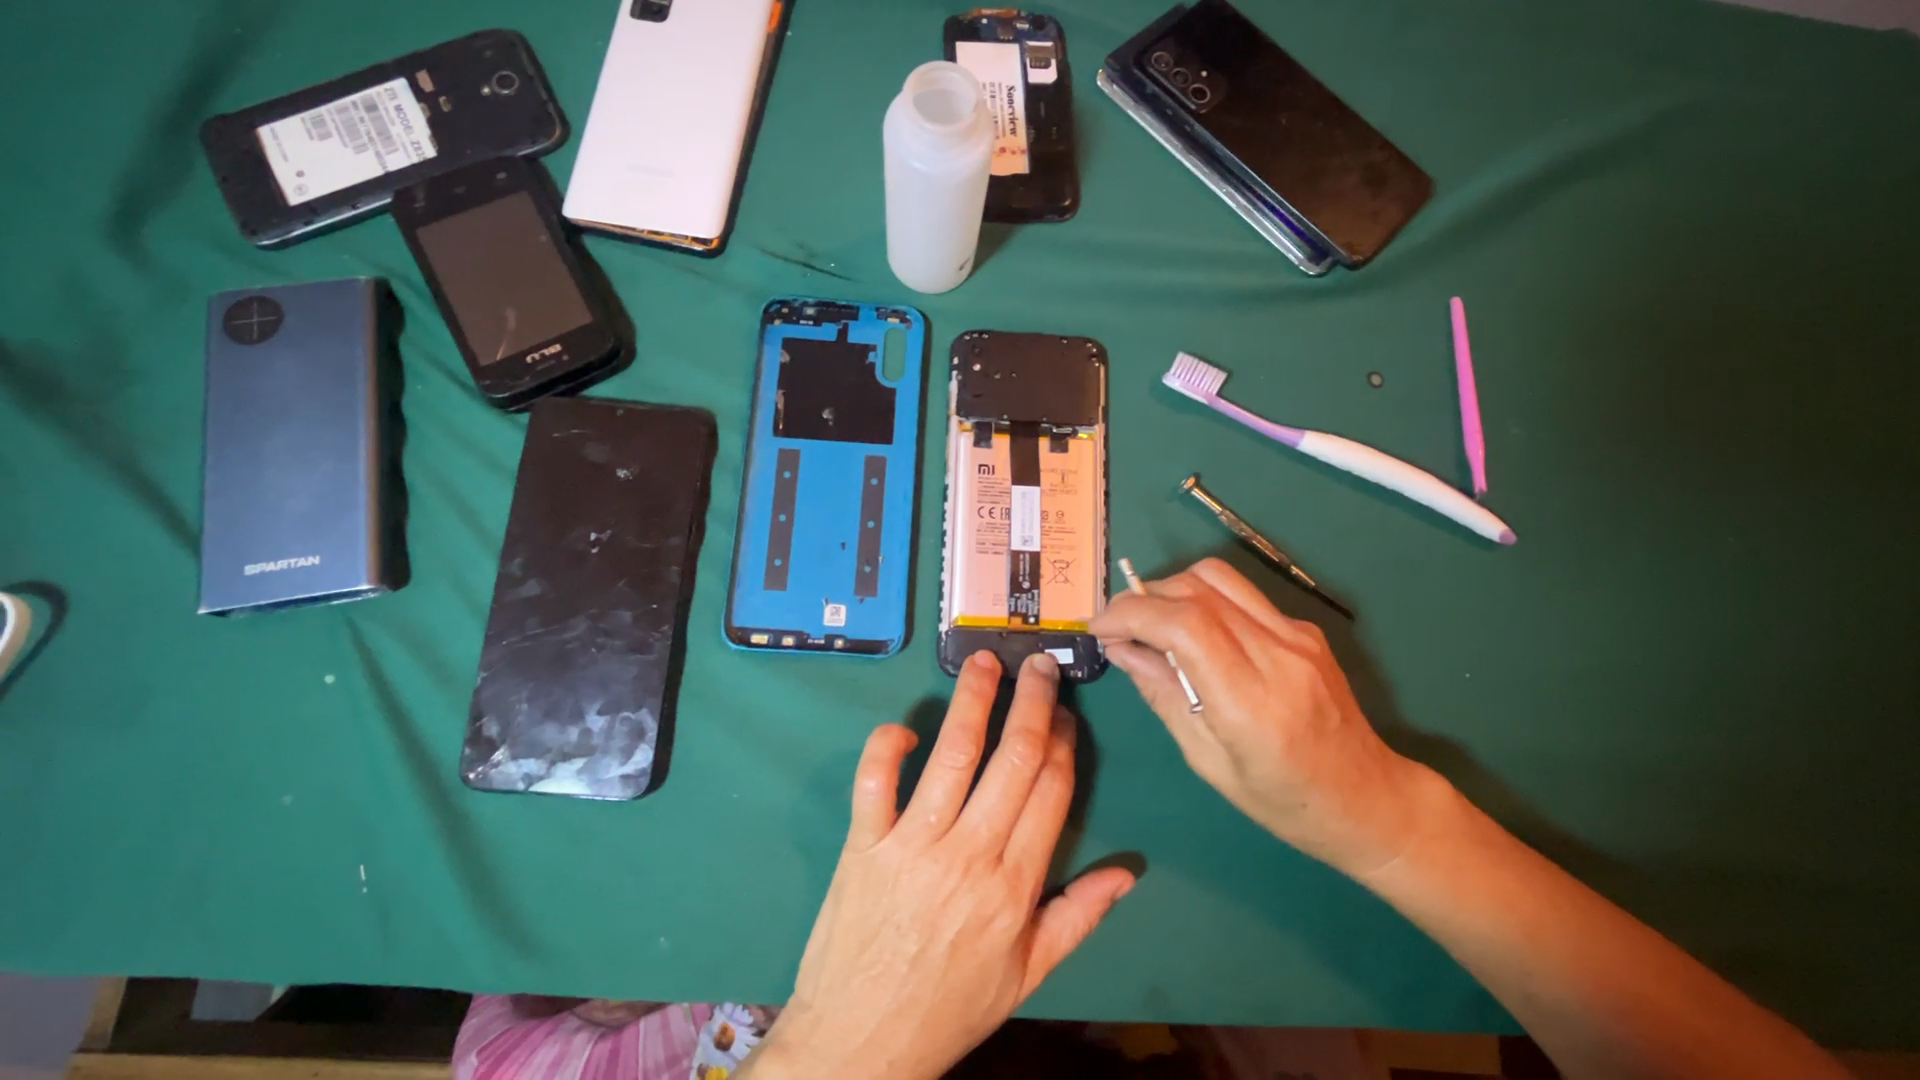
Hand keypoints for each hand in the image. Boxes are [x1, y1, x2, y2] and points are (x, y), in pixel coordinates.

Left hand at [743, 652, 1134, 1079]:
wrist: (863, 1043)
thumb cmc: (950, 1007)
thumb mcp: (1027, 975)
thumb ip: (1078, 917)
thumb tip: (1128, 872)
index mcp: (1014, 885)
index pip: (1050, 791)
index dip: (1062, 743)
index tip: (1065, 714)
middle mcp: (968, 854)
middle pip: (1011, 760)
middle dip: (1031, 704)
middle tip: (1037, 665)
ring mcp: (912, 845)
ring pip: (951, 756)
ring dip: (971, 703)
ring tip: (984, 663)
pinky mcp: (862, 845)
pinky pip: (873, 782)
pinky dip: (886, 748)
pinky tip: (904, 727)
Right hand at [1090, 558, 1442, 876]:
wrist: (1367, 797)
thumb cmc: (1281, 800)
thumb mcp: (1207, 761)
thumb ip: (1163, 695)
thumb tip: (1121, 648)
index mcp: (1251, 702)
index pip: (1184, 625)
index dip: (1131, 613)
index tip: (1099, 628)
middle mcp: (1278, 655)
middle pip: (1197, 589)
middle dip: (1143, 598)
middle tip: (1117, 627)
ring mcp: (1297, 636)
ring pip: (1218, 578)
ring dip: (1171, 589)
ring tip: (1150, 623)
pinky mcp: (1305, 629)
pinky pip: (1241, 595)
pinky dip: (1201, 601)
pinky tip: (1193, 635)